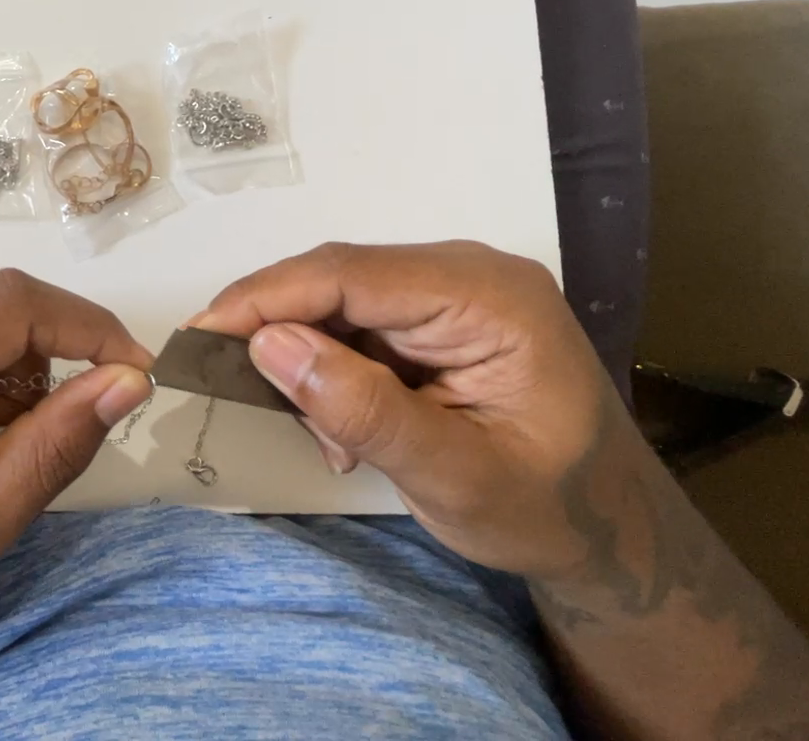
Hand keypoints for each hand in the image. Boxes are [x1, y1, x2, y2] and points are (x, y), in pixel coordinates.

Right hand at [195, 241, 642, 581]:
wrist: (612, 534)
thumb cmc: (550, 513)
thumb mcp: (455, 477)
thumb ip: (366, 411)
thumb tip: (268, 346)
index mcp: (488, 297)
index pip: (350, 274)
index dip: (265, 298)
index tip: (196, 335)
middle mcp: (465, 274)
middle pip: (335, 279)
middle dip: (277, 331)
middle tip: (230, 386)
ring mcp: (447, 291)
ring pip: (334, 300)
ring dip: (304, 360)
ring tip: (325, 436)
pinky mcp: (432, 316)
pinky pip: (351, 322)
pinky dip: (327, 371)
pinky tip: (343, 426)